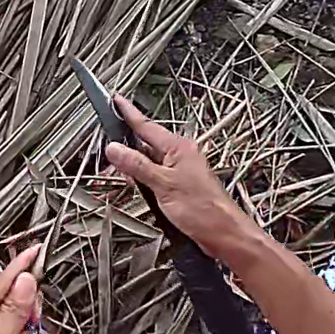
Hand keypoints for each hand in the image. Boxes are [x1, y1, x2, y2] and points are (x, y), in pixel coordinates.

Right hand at [104, 96, 255, 254]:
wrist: (224, 234)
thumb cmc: (204, 209)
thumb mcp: (162, 185)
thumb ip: (136, 165)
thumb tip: (115, 148)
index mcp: (178, 147)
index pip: (146, 125)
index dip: (128, 112)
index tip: (116, 100)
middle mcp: (181, 154)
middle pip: (145, 144)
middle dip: (126, 151)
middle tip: (110, 157)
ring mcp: (180, 170)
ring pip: (149, 161)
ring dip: (135, 168)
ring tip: (125, 178)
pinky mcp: (180, 184)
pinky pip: (155, 174)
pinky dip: (144, 180)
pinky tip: (140, 189)